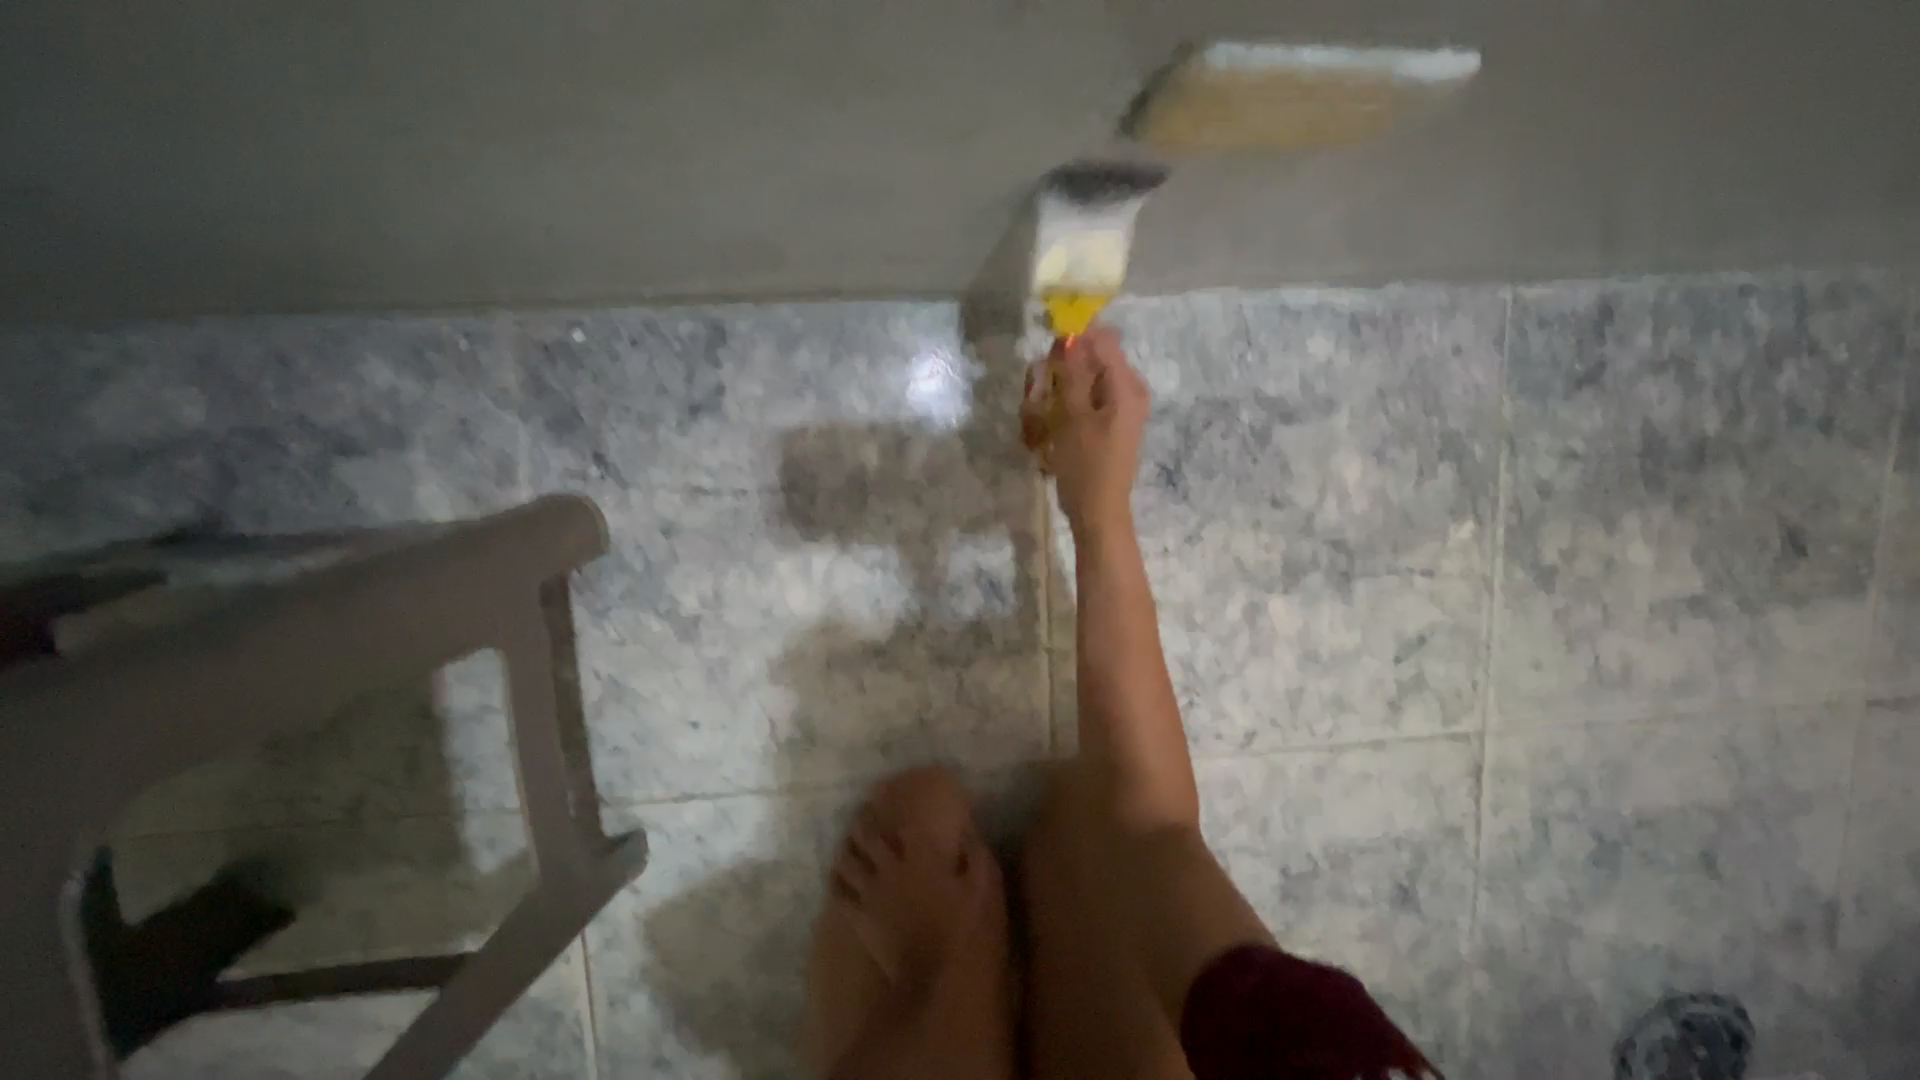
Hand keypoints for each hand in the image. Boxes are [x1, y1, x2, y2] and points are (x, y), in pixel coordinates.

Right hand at [1051, 325, 1149, 537]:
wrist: (1098, 514)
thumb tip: (1069, 335)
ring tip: (1036, 426)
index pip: (1101, 338)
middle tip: (1036, 399)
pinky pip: (1079, 403)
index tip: (1047, 361)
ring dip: (1051, 396)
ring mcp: (1116, 408)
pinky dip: (1059, 413)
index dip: (1072, 341)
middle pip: (1087, 359)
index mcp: (1126, 385)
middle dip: (1056, 373)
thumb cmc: (1086, 466)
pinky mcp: (1103, 425)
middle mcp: (1126, 390)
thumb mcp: (1073, 416)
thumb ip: (1072, 372)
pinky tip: (1043, 435)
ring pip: (1077, 382)